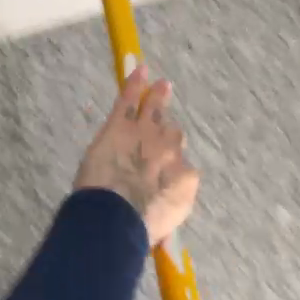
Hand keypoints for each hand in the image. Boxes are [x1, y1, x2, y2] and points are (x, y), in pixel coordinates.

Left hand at [74, 65, 199, 245]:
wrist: (114, 218)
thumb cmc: (135, 231)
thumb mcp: (160, 228)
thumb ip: (163, 212)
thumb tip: (157, 218)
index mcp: (185, 182)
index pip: (184, 169)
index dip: (170, 170)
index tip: (160, 176)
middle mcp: (173, 154)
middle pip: (174, 137)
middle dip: (166, 138)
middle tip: (162, 134)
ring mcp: (147, 134)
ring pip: (156, 111)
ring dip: (159, 98)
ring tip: (163, 86)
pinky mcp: (122, 124)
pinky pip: (131, 98)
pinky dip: (136, 83)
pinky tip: (139, 69)